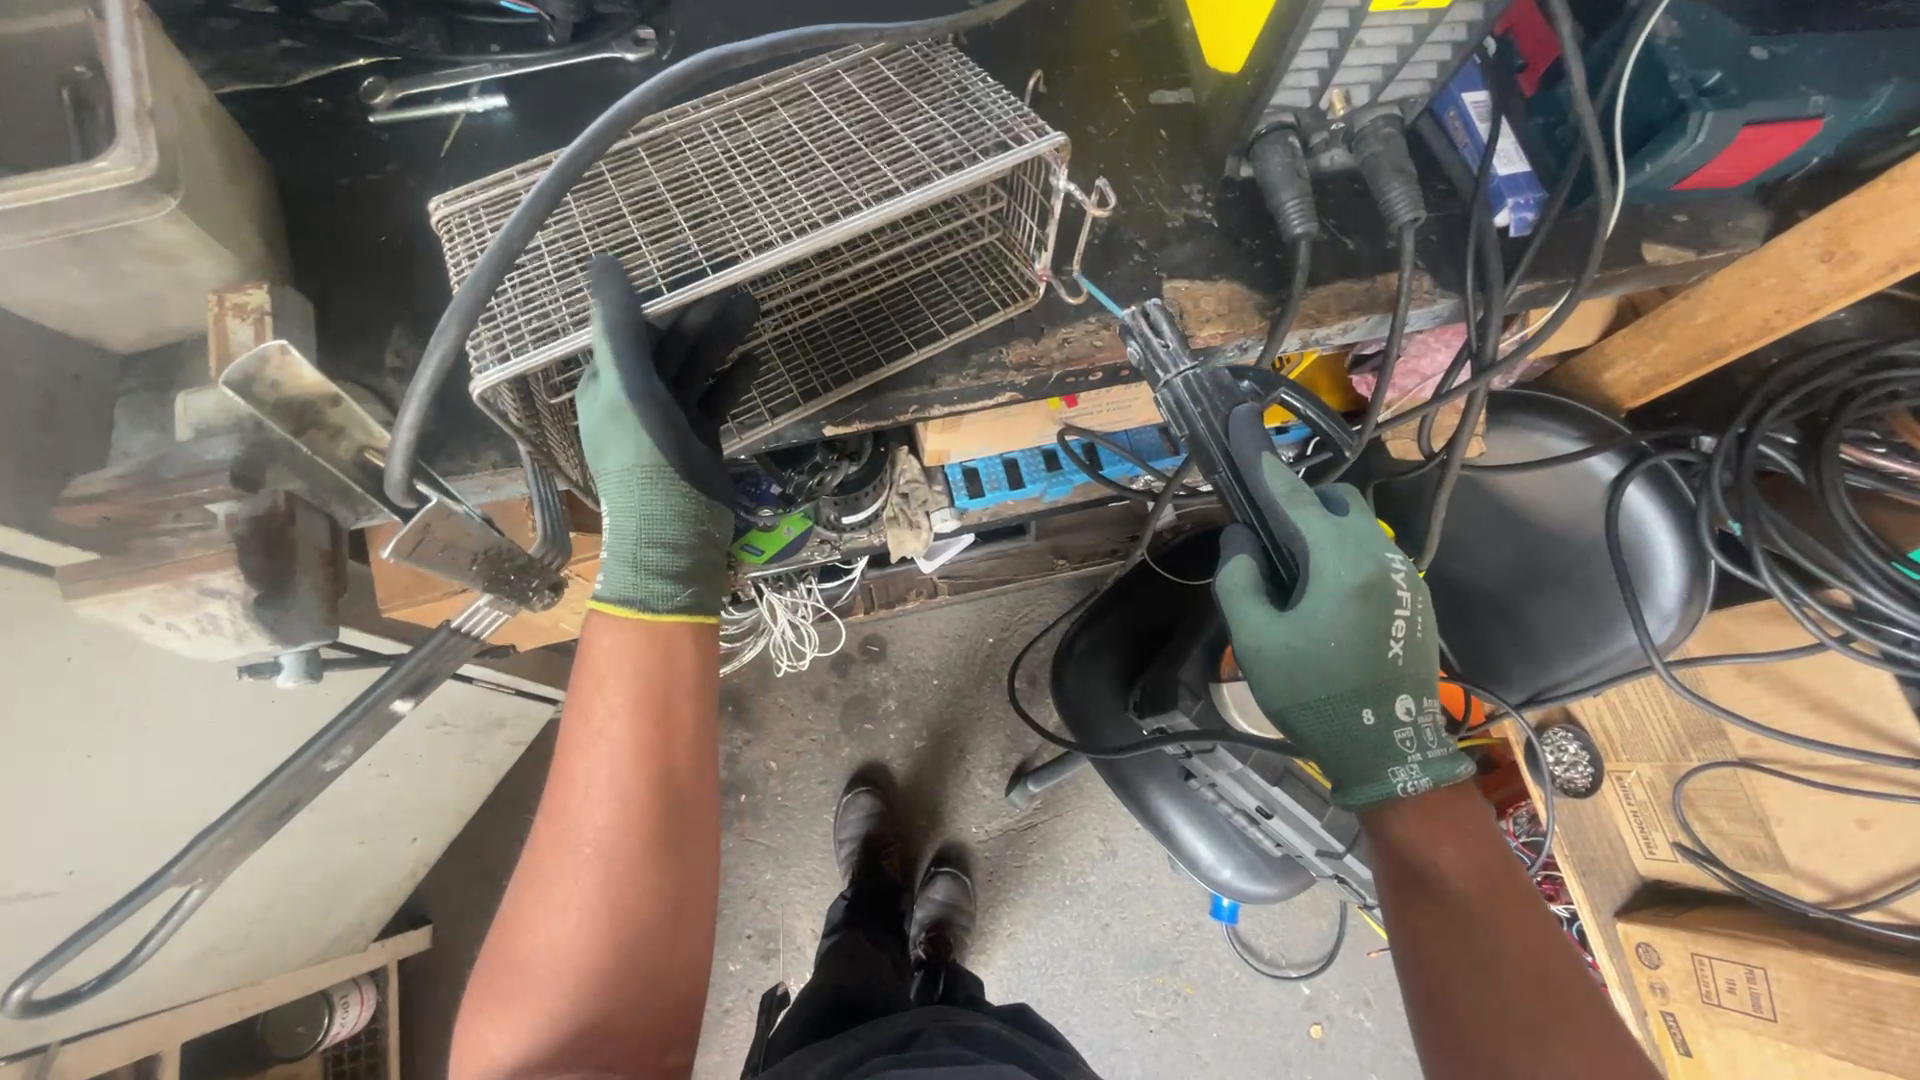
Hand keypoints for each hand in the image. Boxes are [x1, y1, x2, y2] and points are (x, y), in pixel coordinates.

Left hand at [577, 255, 760, 621]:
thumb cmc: (647, 460)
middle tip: (744, 289)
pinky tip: (755, 362)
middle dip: (705, 317)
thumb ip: (617, 327)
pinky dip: (732, 380)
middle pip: (671, 345)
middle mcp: (635, 398)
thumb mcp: (627, 388)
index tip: (701, 270)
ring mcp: (669, 421)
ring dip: (723, 341)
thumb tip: (602, 260)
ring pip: (696, 369)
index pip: (635, 327)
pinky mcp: (698, 440)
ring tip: (755, 309)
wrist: (674, 535)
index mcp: (609, 383)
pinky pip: (714, 400)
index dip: (668, 298)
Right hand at [1211, 403, 1472, 809]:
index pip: (1295, 498)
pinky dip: (1344, 559)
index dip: (1265, 465)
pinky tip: (1325, 600)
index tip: (1247, 427)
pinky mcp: (1416, 601)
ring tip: (1293, 576)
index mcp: (1340, 561)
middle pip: (1339, 503)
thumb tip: (1241, 540)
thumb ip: (1240, 580)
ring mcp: (1406, 578)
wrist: (1388, 752)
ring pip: (1360, 530)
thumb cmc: (1314, 695)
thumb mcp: (1256, 640)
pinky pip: (1375, 558)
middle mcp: (1380, 557)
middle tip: (1268, 537)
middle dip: (1302, 503)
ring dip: (1324, 534)